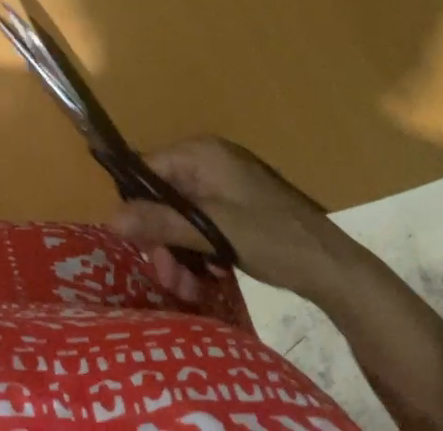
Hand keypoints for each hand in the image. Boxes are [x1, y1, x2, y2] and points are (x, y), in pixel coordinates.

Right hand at [110, 136, 360, 303]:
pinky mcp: (236, 206)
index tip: (139, 248)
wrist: (333, 267)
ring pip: (181, 216)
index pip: (146, 170)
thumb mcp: (213, 232)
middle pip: (163, 197)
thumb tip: (109, 219)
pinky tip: (209, 276)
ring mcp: (224, 184)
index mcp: (201, 153)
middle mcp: (209, 161)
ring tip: (189, 288)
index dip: (137, 208)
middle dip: (162, 240)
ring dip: (180, 253)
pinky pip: (202, 223)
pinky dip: (199, 250)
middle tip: (169, 280)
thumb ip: (161, 222)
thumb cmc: (272, 238)